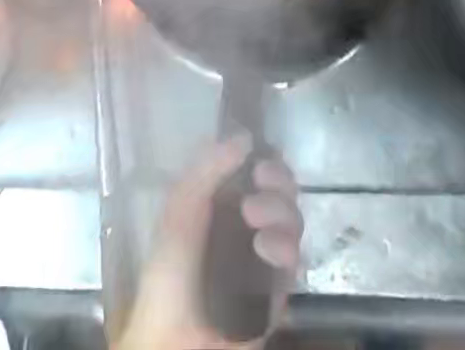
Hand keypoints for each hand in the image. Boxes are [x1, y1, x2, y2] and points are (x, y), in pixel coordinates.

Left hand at [115, 135, 303, 349]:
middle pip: (280, 191)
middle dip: (278, 179)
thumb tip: (245, 135)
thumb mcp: (180, 210)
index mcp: (221, 204)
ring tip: (255, 220)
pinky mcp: (279, 291)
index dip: (265, 158)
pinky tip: (265, 250)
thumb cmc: (170, 272)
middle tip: (261, 180)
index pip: (255, 170)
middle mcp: (247, 227)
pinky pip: (295, 260)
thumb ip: (208, 168)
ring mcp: (264, 258)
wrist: (175, 341)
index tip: (260, 154)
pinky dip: (284, 248)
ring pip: (292, 220)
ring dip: (279, 210)